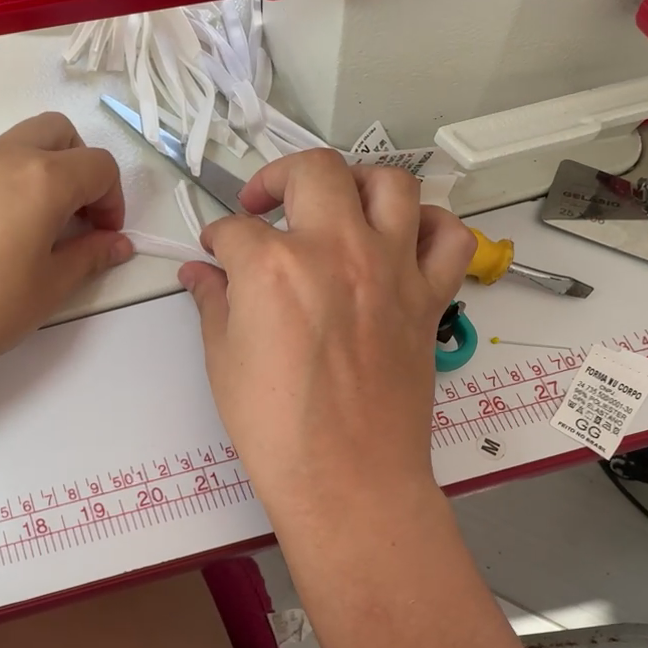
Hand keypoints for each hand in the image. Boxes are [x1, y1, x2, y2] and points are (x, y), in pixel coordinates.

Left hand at [0, 112, 133, 370]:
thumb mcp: (49, 288)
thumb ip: (89, 256)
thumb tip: (117, 244)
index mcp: (41, 179)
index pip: (98, 166)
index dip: (113, 199)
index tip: (104, 235)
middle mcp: (1, 157)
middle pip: (57, 133)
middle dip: (78, 166)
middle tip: (75, 215)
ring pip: (12, 146)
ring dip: (35, 172)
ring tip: (28, 228)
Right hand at [177, 151, 474, 521]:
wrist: (344, 475)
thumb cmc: (273, 424)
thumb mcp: (223, 359)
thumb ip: (213, 303)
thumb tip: (199, 275)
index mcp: (273, 266)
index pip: (235, 229)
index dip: (216, 238)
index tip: (213, 252)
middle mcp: (336, 249)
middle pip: (313, 171)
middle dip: (276, 177)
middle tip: (261, 204)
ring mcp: (391, 267)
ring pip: (388, 182)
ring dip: (355, 182)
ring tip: (334, 206)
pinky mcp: (428, 295)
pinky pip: (447, 236)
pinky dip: (427, 225)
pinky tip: (400, 238)